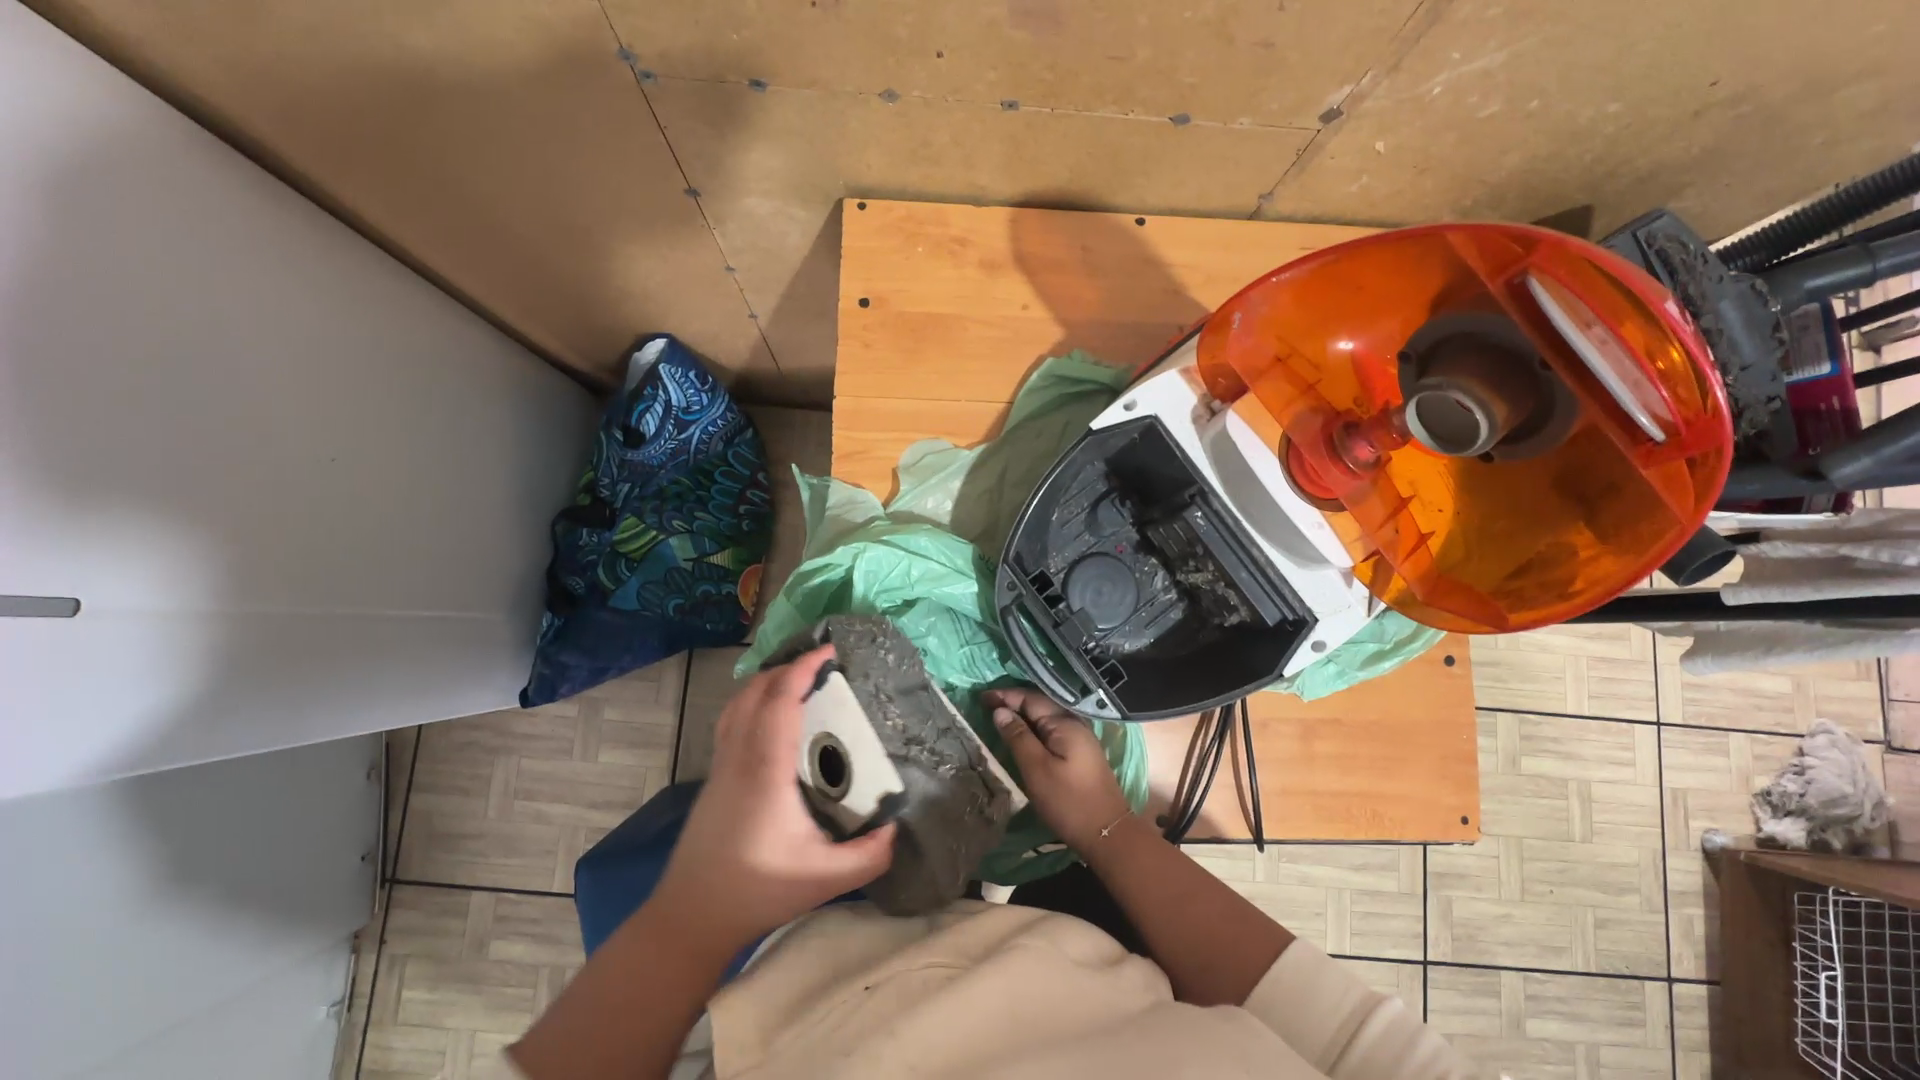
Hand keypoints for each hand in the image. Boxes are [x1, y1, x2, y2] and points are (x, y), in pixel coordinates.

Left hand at [653, 645, 896, 948]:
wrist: (691, 915)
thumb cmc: (756, 892)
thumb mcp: (824, 879)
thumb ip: (869, 856)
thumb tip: (898, 829)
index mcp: (765, 770)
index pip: (780, 701)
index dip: (802, 669)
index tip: (830, 651)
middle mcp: (738, 757)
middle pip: (755, 692)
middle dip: (787, 667)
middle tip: (822, 664)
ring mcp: (720, 766)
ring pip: (737, 704)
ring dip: (766, 683)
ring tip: (799, 682)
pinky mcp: (714, 779)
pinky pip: (731, 722)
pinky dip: (753, 703)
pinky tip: (772, 719)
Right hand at [985, 686, 1130, 850]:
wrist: (1106, 833)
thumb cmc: (1068, 801)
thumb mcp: (1037, 769)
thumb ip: (1018, 737)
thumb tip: (1000, 711)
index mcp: (1065, 723)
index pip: (1031, 698)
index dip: (1005, 696)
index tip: (981, 698)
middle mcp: (1075, 723)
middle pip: (1040, 704)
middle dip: (1013, 702)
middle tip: (985, 705)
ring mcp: (1080, 738)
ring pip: (1046, 718)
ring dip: (1023, 715)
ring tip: (999, 717)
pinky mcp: (1080, 753)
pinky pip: (1052, 731)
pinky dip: (1034, 728)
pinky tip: (1022, 735)